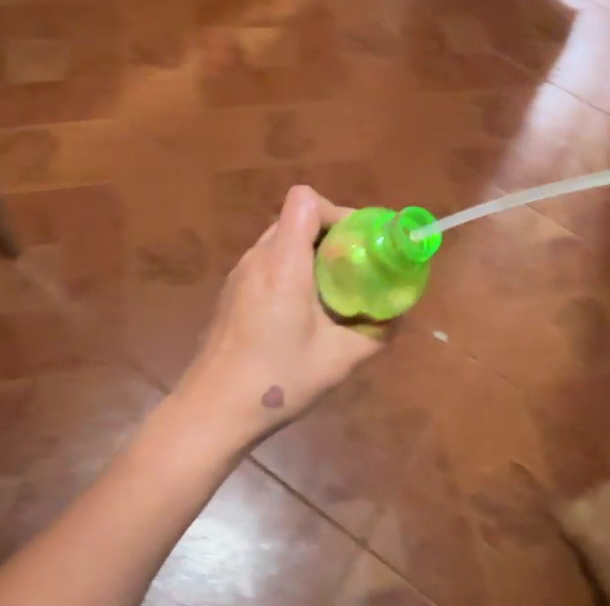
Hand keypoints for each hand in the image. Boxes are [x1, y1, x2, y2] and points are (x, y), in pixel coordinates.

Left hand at [172, 186, 383, 445]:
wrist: (212, 410)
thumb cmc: (277, 380)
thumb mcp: (339, 360)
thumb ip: (375, 333)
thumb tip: (397, 315)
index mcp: (284, 263)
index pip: (304, 199)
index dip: (335, 210)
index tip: (357, 242)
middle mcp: (258, 257)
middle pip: (296, 216)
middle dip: (330, 233)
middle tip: (354, 267)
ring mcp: (240, 273)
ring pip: (281, 238)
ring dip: (309, 252)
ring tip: (331, 290)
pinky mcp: (231, 290)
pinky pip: (267, 260)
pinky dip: (290, 268)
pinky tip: (300, 311)